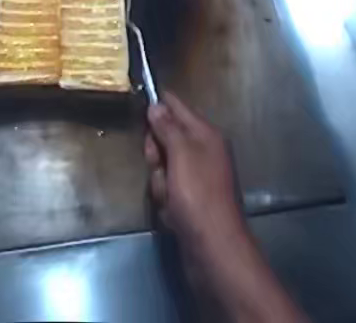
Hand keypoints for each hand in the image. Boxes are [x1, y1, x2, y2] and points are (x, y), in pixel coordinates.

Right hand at [144, 92, 249, 254]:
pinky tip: (172, 212)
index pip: (176, 105)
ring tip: (169, 197)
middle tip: (158, 165)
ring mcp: (197, 177)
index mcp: (206, 134)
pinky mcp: (191, 200)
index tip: (139, 112)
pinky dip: (166, 199)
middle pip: (165, 136)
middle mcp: (203, 152)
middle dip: (156, 153)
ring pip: (163, 165)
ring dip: (159, 181)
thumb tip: (156, 105)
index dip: (157, 107)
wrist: (216, 252)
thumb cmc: (199, 197)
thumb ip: (167, 127)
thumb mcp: (181, 154)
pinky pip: (168, 188)